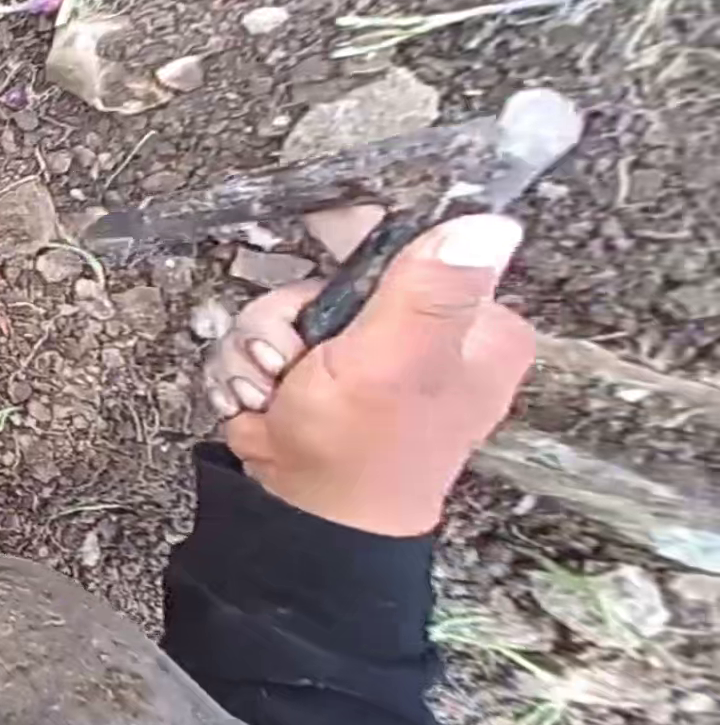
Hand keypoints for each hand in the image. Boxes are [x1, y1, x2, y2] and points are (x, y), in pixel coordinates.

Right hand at [203, 214, 536, 535]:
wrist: (301, 501)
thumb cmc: (359, 442)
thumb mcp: (396, 362)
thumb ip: (426, 295)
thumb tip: (484, 224)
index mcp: (460, 325)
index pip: (403, 251)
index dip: (347, 247)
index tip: (309, 244)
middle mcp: (405, 333)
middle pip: (314, 283)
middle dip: (279, 322)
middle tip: (286, 360)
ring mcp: (346, 353)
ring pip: (269, 313)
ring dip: (251, 351)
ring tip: (264, 390)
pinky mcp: (299, 369)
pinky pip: (249, 341)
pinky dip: (240, 369)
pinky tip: (254, 398)